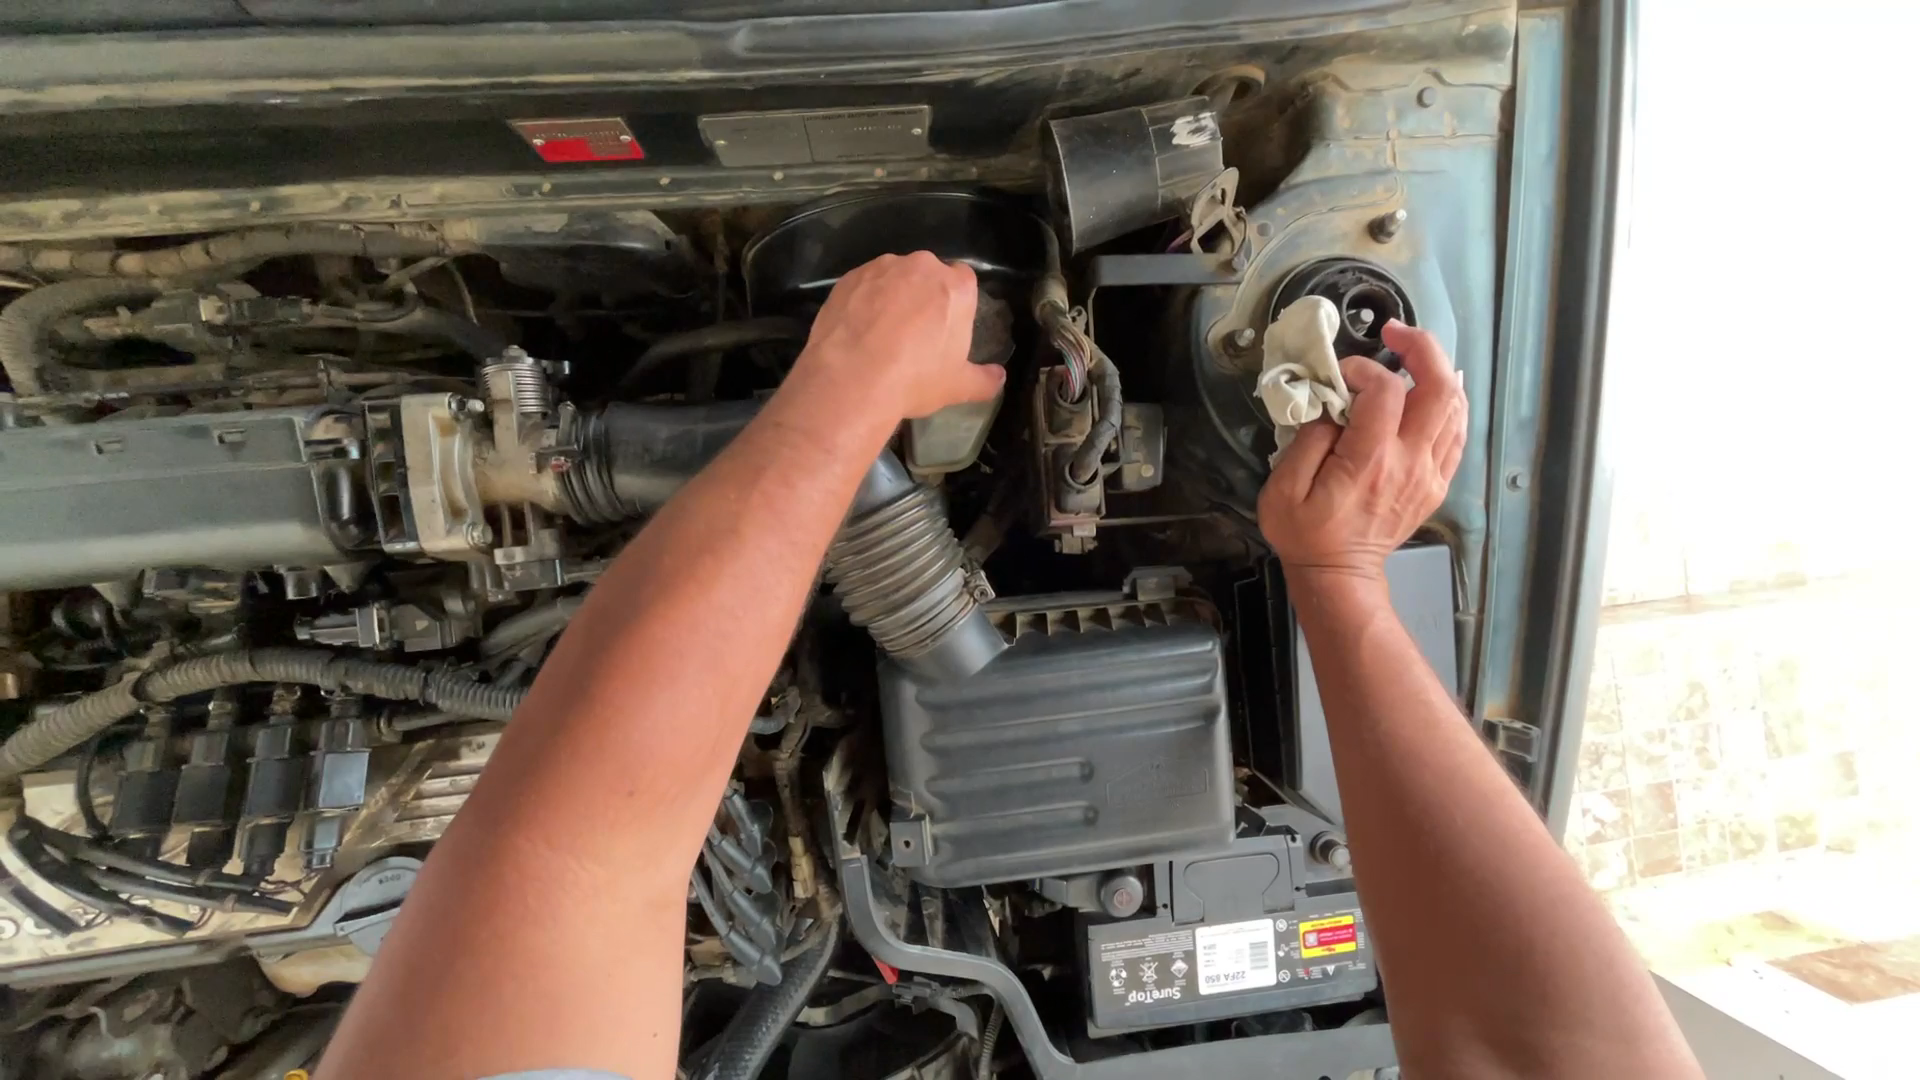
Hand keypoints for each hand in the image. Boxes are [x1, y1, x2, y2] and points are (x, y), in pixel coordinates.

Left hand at [796, 251, 1005, 419]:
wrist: (852, 378)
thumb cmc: (916, 379)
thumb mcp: (958, 387)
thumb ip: (984, 380)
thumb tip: (999, 378)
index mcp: (957, 287)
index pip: (964, 281)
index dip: (955, 304)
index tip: (946, 328)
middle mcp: (922, 266)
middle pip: (928, 275)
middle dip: (924, 297)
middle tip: (914, 334)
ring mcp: (883, 267)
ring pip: (894, 277)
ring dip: (892, 297)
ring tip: (881, 334)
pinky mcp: (850, 276)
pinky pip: (864, 285)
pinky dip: (864, 301)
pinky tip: (858, 330)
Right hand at [1257, 320, 1466, 589]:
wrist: (1337, 575)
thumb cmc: (1304, 534)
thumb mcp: (1282, 491)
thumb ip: (1306, 442)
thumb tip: (1329, 408)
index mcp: (1370, 461)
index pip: (1384, 391)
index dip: (1363, 368)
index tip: (1339, 373)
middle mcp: (1410, 462)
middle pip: (1440, 388)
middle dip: (1422, 348)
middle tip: (1395, 334)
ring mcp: (1429, 473)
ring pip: (1456, 406)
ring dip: (1436, 373)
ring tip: (1410, 360)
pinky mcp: (1435, 483)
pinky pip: (1457, 433)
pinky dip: (1448, 404)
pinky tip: (1430, 394)